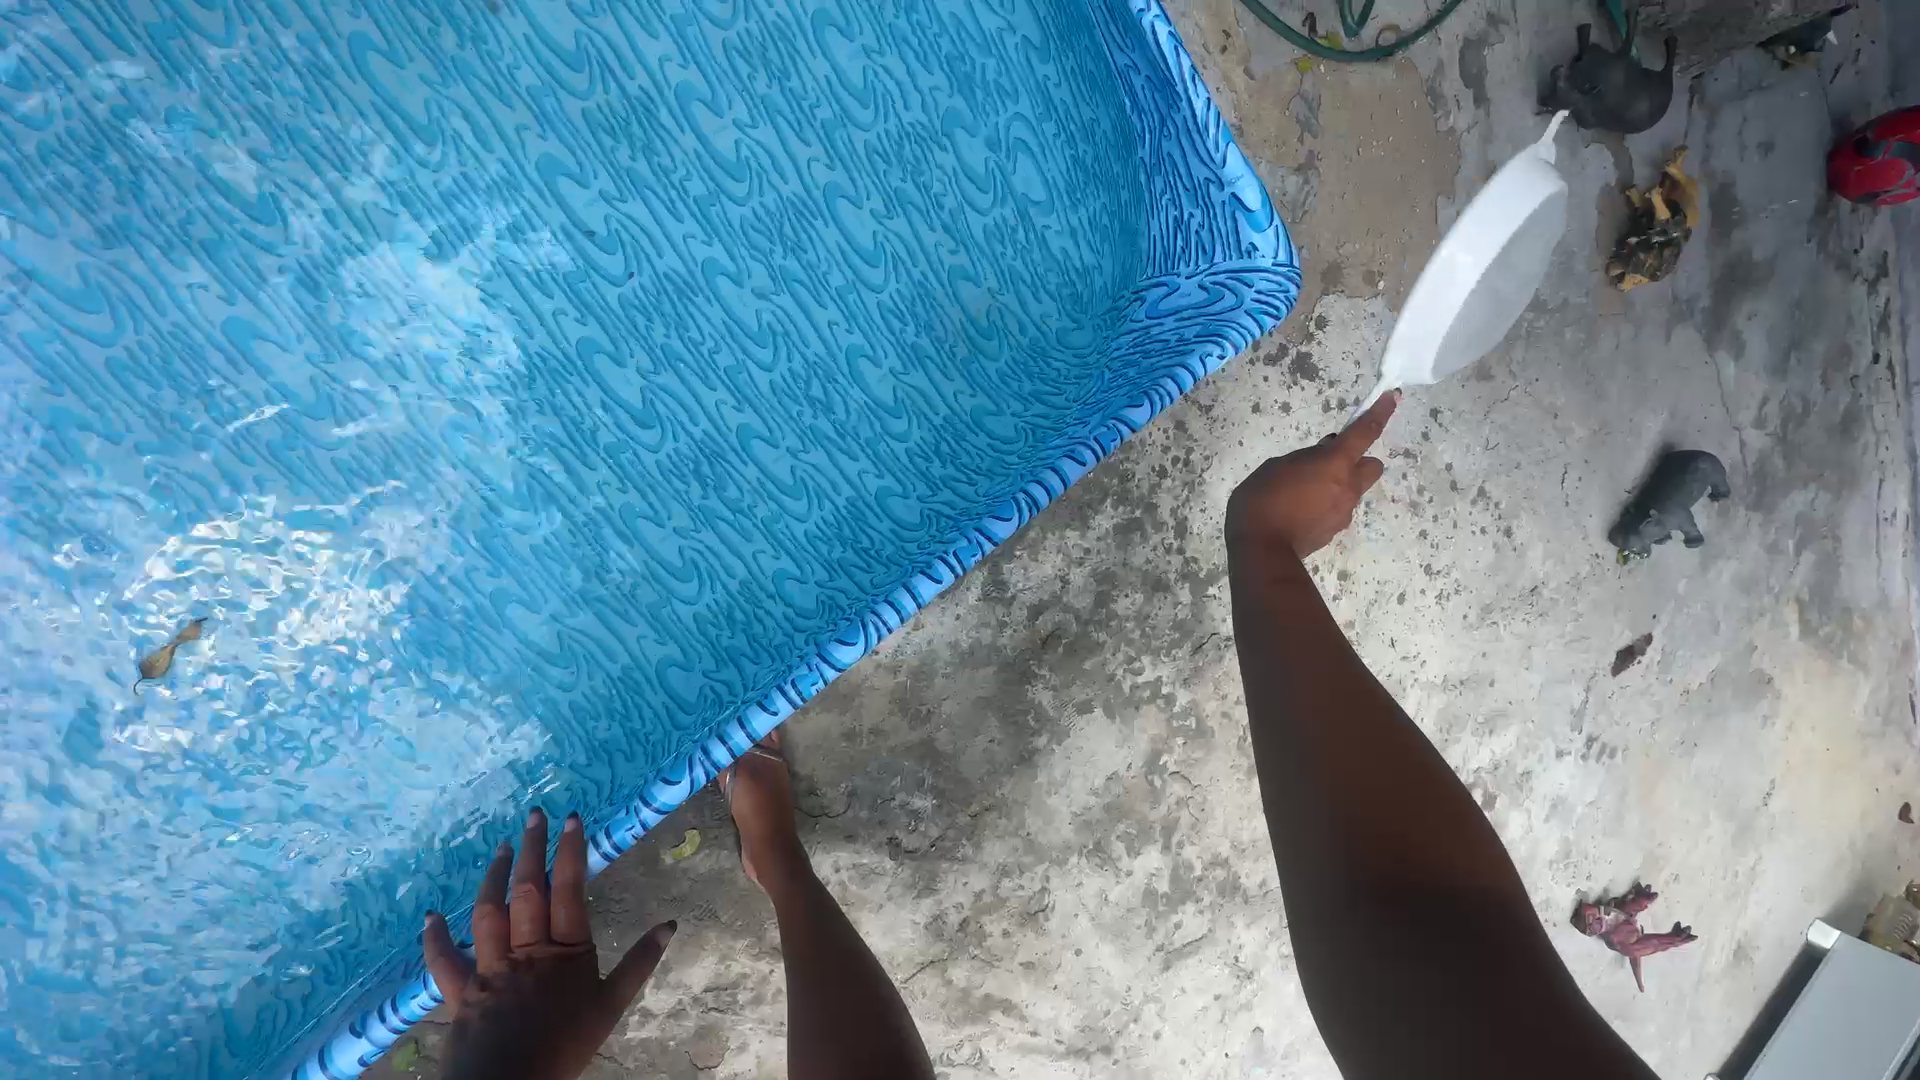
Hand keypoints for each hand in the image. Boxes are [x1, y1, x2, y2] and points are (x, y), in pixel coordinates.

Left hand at [423, 809, 676, 1079]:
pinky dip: (435, 939)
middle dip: (531, 848)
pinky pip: (444, 963)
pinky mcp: (462, 994)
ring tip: (500, 847)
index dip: (570, 851)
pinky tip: (431, 915)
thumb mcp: (611, 1007)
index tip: (572, 819)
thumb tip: (671, 924)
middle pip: (527, 890)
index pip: (569, 888)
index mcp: (566, 950)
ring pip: (488, 913)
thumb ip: (639, 962)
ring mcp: (491, 969)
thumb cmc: (565, 1047)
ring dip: (492, 877)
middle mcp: (526, 950)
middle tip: (534, 816)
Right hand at [1226, 390, 1396, 557]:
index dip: (1380, 412)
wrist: (1262, 549)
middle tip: (1328, 464)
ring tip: (1303, 493)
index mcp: (1334, 462)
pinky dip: (1324, 505)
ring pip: (1352, 490)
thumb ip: (1302, 459)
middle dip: (1357, 460)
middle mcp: (1347, 485)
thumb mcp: (1275, 467)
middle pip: (1372, 465)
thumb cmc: (1261, 500)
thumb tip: (1316, 461)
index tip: (1392, 397)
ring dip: (1337, 485)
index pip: (1365, 431)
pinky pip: (1337, 509)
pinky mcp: (1333, 531)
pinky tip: (1299, 512)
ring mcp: (1343, 511)